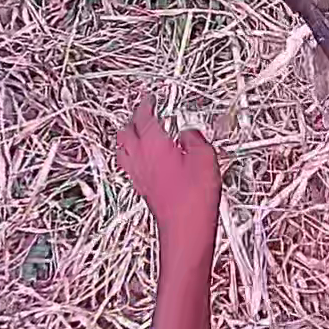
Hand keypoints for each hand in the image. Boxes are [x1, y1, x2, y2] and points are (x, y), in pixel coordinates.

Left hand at [116, 96, 219, 239]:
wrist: (186, 230)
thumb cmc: (194, 196)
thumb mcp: (205, 157)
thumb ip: (194, 139)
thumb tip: (188, 133)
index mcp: (153, 144)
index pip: (142, 117)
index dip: (146, 105)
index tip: (150, 99)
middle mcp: (140, 158)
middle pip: (125, 132)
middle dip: (134, 120)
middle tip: (144, 114)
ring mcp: (139, 175)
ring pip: (123, 149)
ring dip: (129, 138)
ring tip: (139, 134)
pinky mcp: (143, 190)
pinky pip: (130, 166)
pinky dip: (135, 157)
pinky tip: (146, 160)